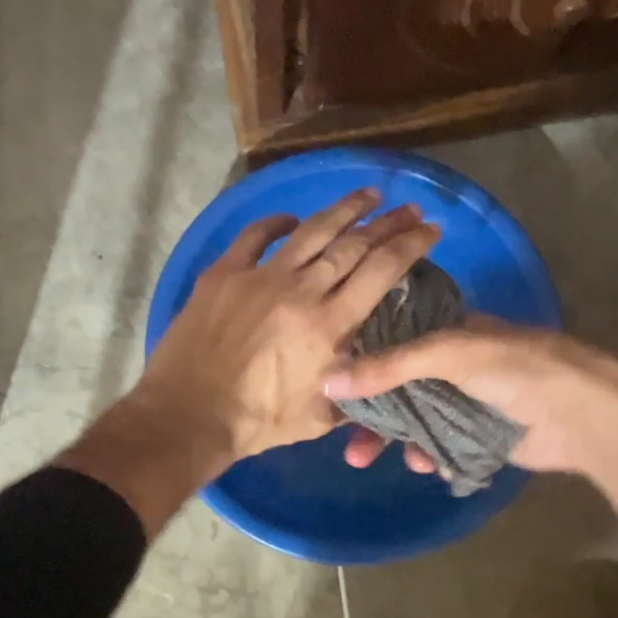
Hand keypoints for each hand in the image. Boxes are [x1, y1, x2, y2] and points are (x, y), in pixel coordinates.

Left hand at [129, 188, 440, 465]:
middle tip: (408, 208)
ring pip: (310, 230)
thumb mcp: (320, 417)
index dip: (410, 245)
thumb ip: (350, 386)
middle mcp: (300, 290)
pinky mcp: (223, 274)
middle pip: (352, 244)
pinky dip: (275, 223)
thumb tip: (370, 367)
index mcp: (329, 326)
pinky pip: (254, 236)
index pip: (380, 272)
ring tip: (366, 195)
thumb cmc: (257, 422)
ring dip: (343, 210)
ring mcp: (259, 277)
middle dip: (387, 222)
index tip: (429, 229)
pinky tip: (291, 218)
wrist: (187, 415)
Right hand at [322, 320, 617, 477]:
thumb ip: (392, 365)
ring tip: (363, 458)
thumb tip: (328, 379)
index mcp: (447, 330)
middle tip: (333, 432)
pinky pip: (438, 446)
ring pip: (412, 418)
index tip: (320, 377)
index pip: (389, 338)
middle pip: (394, 384)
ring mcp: (464, 401)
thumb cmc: (519, 369)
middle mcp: (452, 364)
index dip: (356, 356)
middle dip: (365, 408)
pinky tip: (424, 466)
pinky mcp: (477, 436)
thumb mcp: (452, 353)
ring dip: (387, 437)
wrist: (584, 415)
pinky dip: (426, 455)